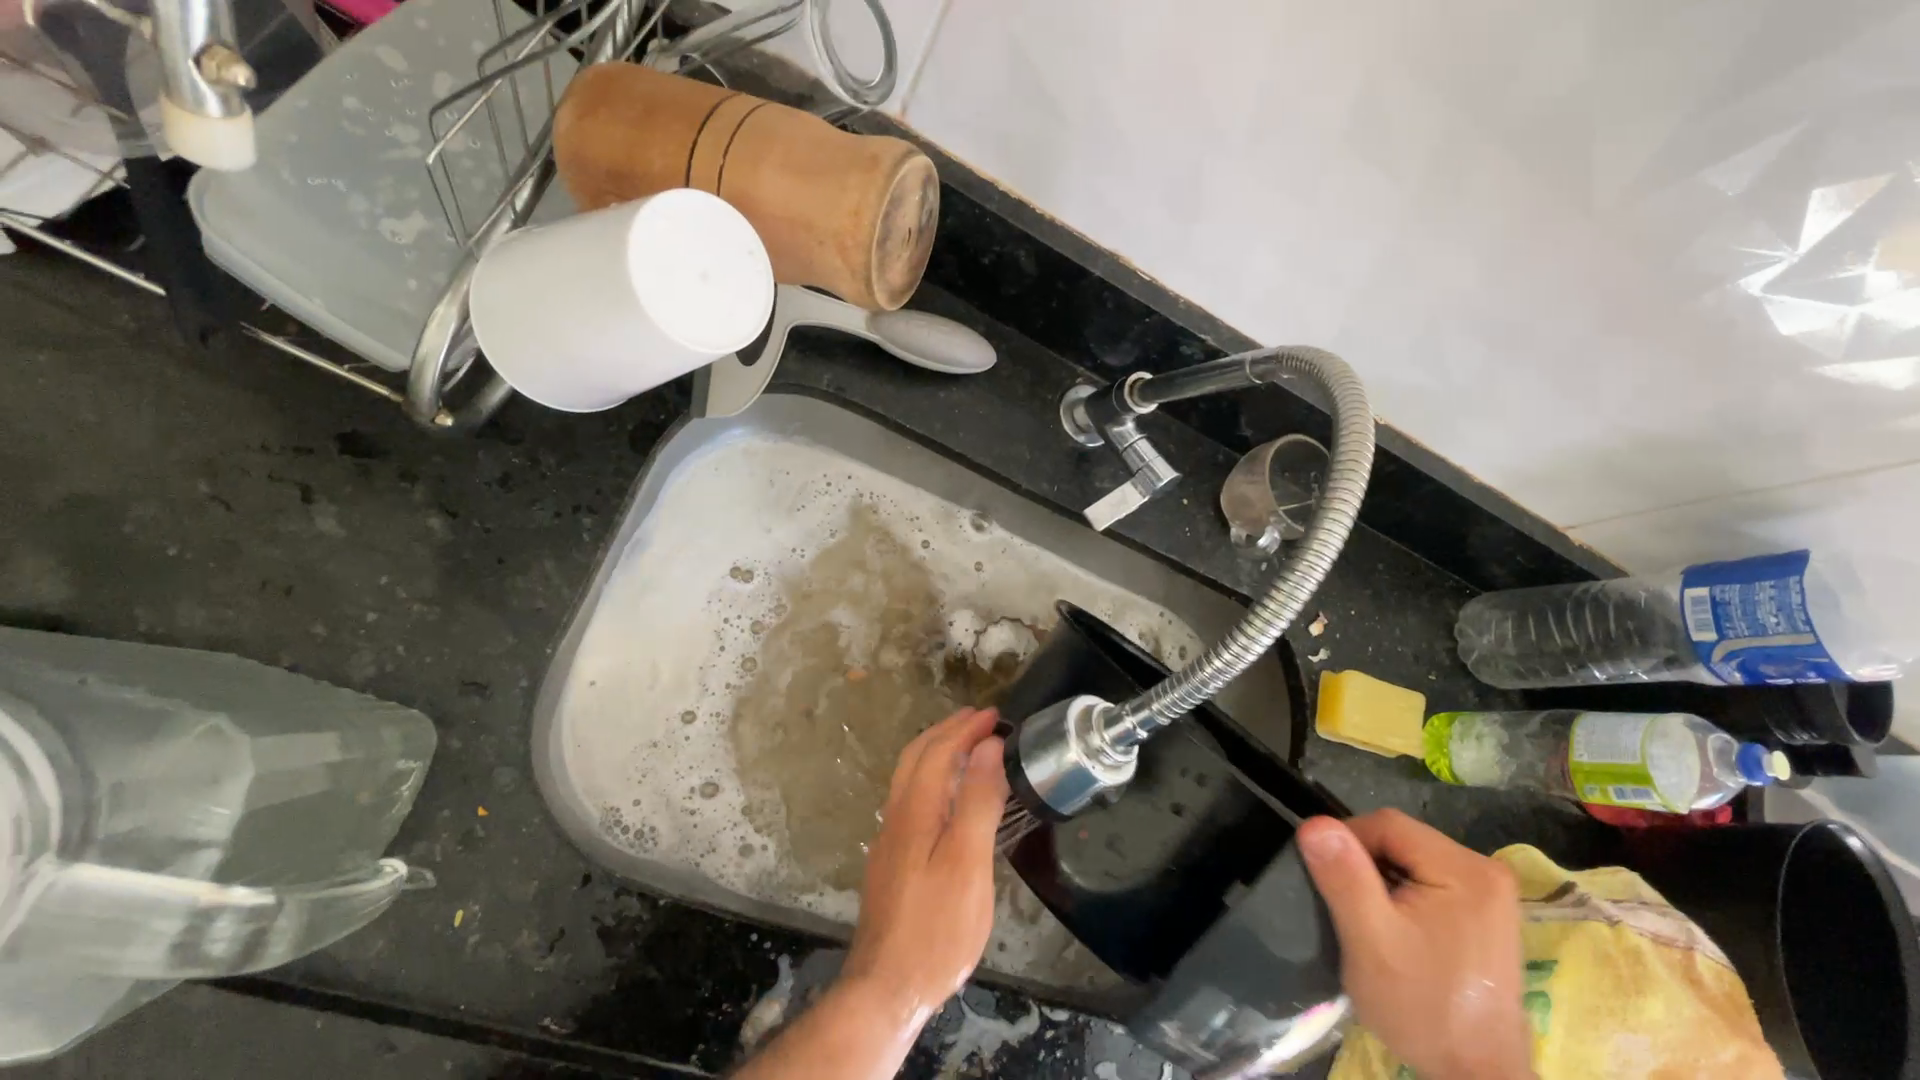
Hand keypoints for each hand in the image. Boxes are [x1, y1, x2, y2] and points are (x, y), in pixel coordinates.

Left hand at [843, 707, 1007, 1016]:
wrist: (887, 986)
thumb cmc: (936, 927)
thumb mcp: (968, 863)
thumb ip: (977, 802)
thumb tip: (987, 748)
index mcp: (915, 813)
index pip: (937, 753)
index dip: (965, 729)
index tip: (994, 715)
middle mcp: (896, 819)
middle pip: (915, 759)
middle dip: (947, 732)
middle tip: (980, 720)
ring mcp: (890, 843)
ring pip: (910, 780)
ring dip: (937, 754)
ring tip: (968, 749)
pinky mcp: (892, 864)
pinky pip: (912, 801)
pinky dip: (934, 780)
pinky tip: (950, 801)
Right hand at [1298, 810, 1533, 1079]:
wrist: (1476, 1076)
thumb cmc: (1422, 1008)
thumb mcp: (1370, 941)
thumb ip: (1344, 878)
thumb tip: (1314, 823)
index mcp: (1466, 869)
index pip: (1386, 825)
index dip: (1346, 843)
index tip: (1328, 883)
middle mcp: (1488, 870)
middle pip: (1402, 841)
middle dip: (1366, 866)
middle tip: (1348, 910)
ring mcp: (1492, 894)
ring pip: (1412, 861)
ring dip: (1382, 882)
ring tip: (1370, 923)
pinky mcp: (1487, 914)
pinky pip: (1430, 882)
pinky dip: (1403, 897)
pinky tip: (1396, 931)